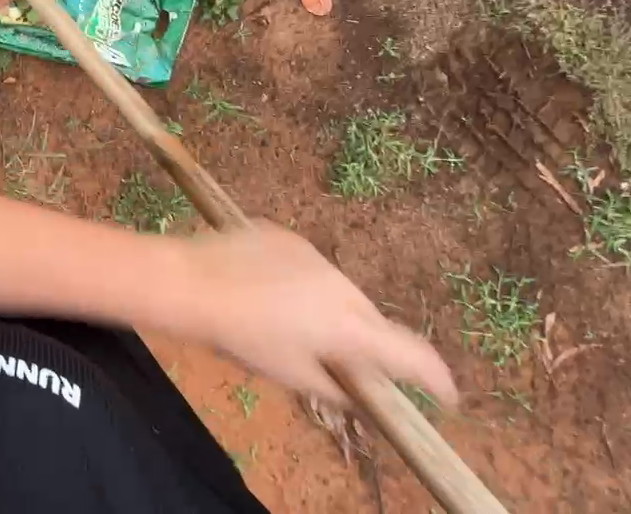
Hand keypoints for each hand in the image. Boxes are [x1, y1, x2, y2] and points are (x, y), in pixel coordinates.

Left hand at [166, 223, 457, 408]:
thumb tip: (357, 393)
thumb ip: (335, 387)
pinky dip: (301, 280)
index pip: (414, 355)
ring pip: (340, 290)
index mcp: (351, 327)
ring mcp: (312, 254)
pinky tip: (268, 289)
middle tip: (343, 357)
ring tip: (292, 320)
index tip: (443, 395)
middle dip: (367, 340)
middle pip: (372, 320)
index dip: (436, 379)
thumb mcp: (291, 375)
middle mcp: (342, 286)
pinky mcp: (283, 234)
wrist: (187, 281)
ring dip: (332, 307)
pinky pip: (306, 265)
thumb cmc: (239, 336)